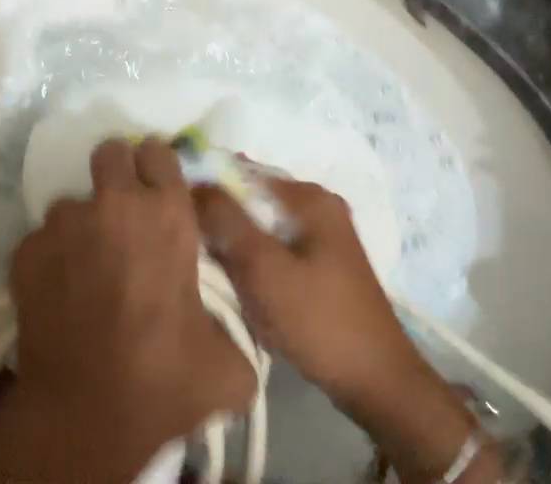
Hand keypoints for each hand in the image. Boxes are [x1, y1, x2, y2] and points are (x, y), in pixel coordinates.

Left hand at [0, 138, 255, 483]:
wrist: (83, 414)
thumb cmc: (163, 378)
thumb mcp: (226, 362)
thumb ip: (232, 330)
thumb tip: (230, 332)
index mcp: (167, 214)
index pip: (158, 153)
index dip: (157, 167)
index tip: (156, 190)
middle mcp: (114, 205)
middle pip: (110, 152)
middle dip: (116, 172)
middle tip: (121, 211)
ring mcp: (64, 224)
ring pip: (72, 203)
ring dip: (82, 225)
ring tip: (87, 266)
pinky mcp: (25, 251)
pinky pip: (41, 240)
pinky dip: (51, 258)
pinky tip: (60, 293)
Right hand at [193, 175, 424, 405]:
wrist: (374, 379)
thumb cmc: (318, 319)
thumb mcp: (264, 267)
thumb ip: (227, 220)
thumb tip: (193, 182)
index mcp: (310, 197)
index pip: (243, 171)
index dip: (207, 186)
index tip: (175, 212)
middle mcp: (319, 206)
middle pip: (253, 198)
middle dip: (221, 219)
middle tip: (188, 246)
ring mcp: (323, 236)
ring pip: (262, 227)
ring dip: (236, 244)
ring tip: (209, 267)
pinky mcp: (322, 266)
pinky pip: (275, 249)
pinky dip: (254, 261)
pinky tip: (238, 284)